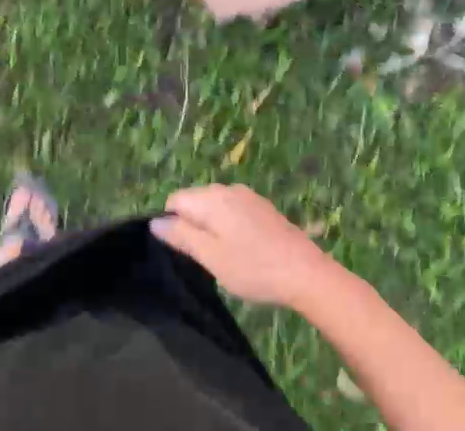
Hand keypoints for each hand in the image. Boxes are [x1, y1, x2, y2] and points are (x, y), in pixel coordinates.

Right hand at [152, 184, 340, 309]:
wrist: (309, 275)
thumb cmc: (254, 268)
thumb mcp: (211, 257)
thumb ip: (181, 236)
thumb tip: (155, 222)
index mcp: (212, 198)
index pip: (174, 201)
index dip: (174, 226)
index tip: (190, 252)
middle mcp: (228, 189)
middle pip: (195, 202)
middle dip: (194, 226)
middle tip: (209, 258)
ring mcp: (249, 197)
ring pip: (216, 208)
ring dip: (214, 228)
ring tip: (228, 258)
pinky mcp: (265, 208)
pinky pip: (235, 212)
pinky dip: (232, 228)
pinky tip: (247, 252)